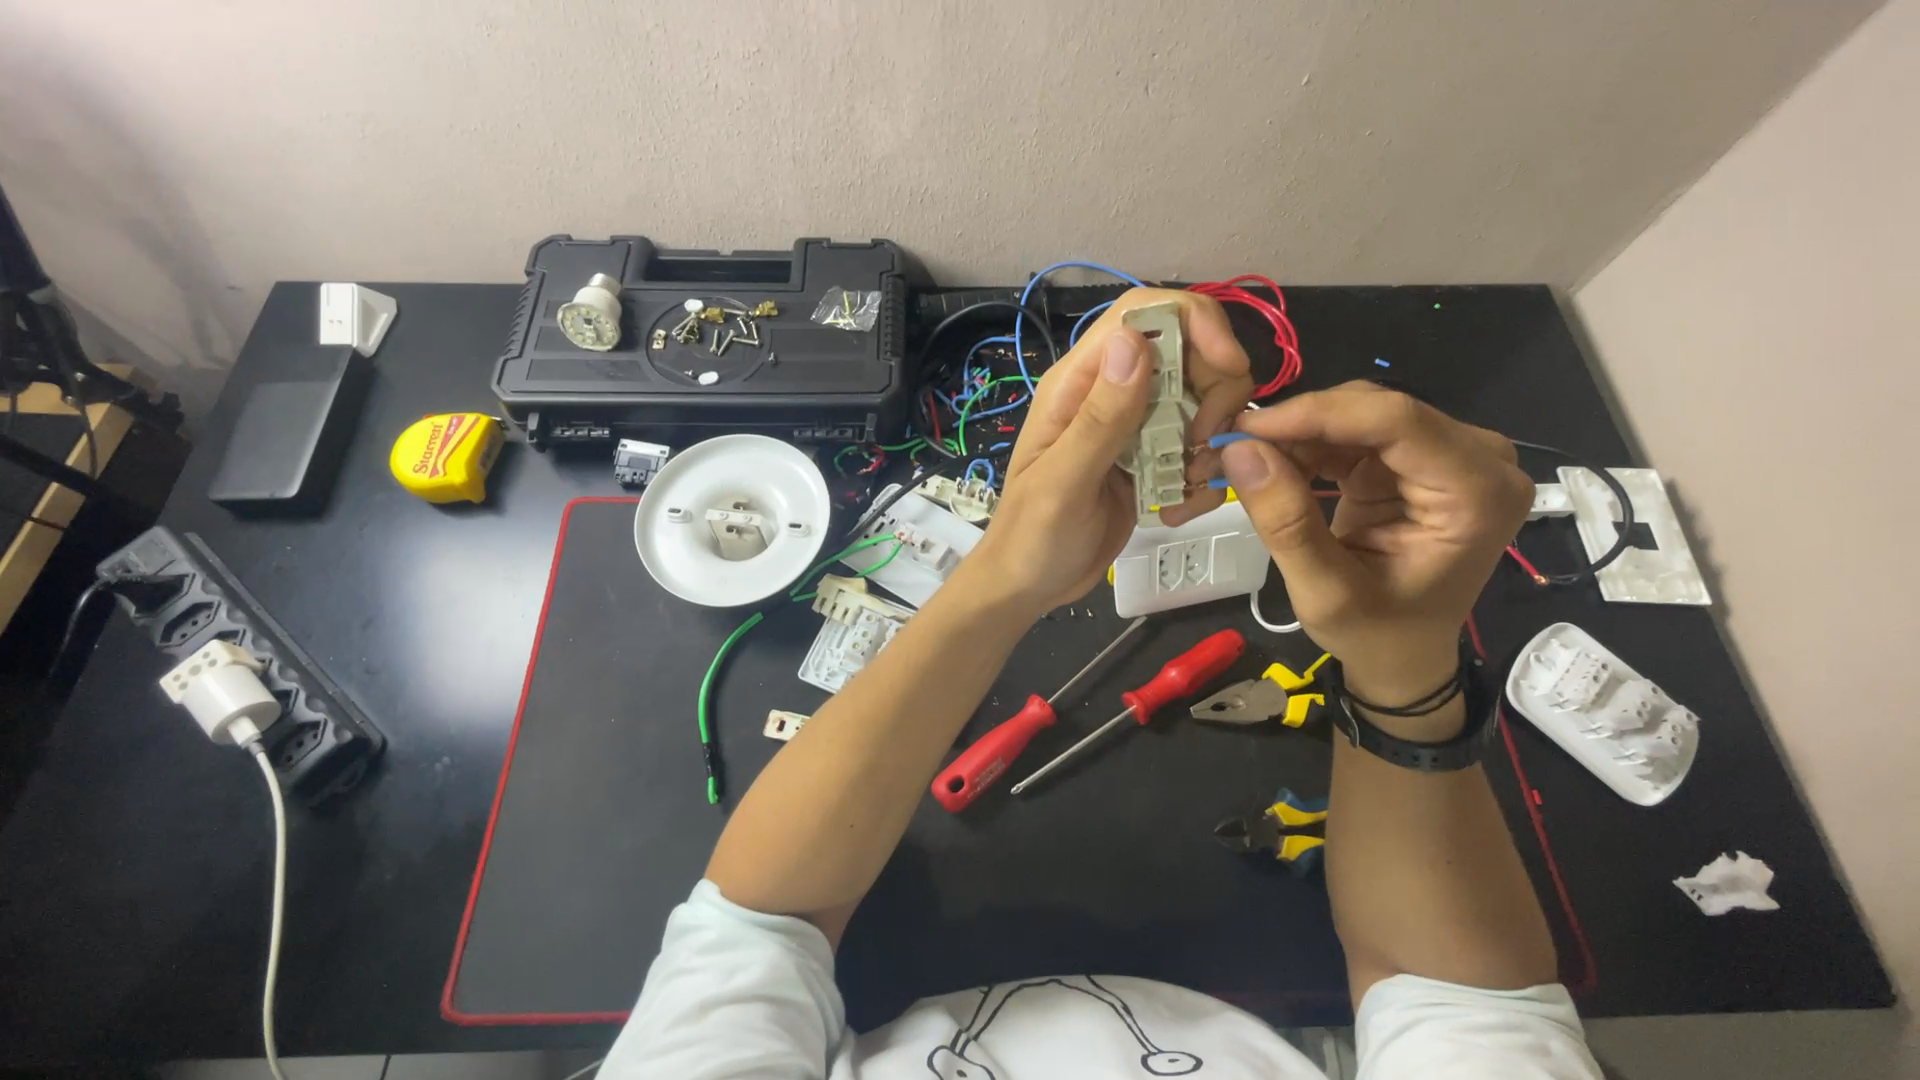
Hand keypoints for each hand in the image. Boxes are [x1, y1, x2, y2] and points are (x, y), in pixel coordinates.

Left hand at [970, 290, 1252, 615]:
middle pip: (1188, 352)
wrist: (1029, 586)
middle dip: (1214, 391)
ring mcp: (1133, 427)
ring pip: (1201, 400)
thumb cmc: (1031, 537)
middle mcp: (1110, 393)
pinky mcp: (1150, 460)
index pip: (1142, 314)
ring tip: (1184, 484)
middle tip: (1201, 443)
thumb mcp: (1062, 482)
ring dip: (1210, 440)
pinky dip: (1201, 476)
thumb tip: (1135, 342)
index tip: (1227, 367)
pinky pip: (1197, 448)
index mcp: (1079, 383)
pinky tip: (1175, 507)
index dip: (1195, 323)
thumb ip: (1099, 418)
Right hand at [1222, 382, 1531, 703]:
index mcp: (1476, 496)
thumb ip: (1286, 521)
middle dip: (1303, 422)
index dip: (1319, 413)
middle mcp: (1479, 461)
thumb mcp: (1324, 591)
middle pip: (1381, 410)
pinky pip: (1358, 431)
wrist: (1403, 656)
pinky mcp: (1419, 460)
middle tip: (1236, 444)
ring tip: (1250, 459)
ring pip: (1363, 413)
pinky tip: (1278, 465)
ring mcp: (1451, 456)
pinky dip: (1312, 443)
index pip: (1398, 422)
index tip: (1248, 427)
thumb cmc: (1375, 634)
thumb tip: (1238, 449)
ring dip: (1302, 432)